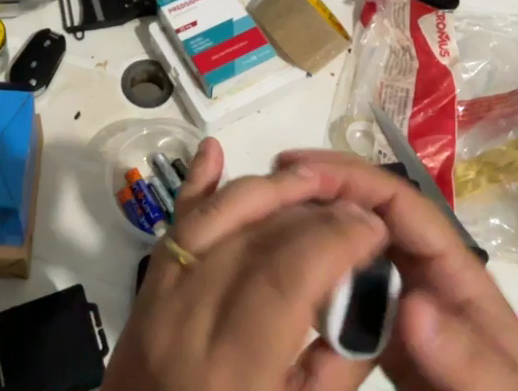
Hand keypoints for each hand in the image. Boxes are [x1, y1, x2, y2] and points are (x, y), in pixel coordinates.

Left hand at [104, 138, 391, 390]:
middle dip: (312, 212)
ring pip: (214, 217)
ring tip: (309, 180)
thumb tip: (368, 295)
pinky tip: (213, 150)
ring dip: (264, 189)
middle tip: (355, 207)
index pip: (286, 275)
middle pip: (254, 238)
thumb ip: (335, 366)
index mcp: (233, 368)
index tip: (373, 226)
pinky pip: (172, 224)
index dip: (334, 240)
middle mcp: (189, 318)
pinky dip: (196, 184)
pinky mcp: (145, 286)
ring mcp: (159, 295)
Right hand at [274, 149, 517, 390]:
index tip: (299, 170)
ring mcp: (407, 311)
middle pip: (373, 218)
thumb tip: (411, 304)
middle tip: (270, 184)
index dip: (352, 179)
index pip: (403, 206)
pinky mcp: (391, 343)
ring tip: (266, 221)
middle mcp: (428, 281)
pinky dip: (318, 281)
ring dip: (316, 230)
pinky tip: (285, 281)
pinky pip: (349, 299)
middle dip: (326, 191)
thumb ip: (468, 356)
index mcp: (458, 276)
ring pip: (356, 252)